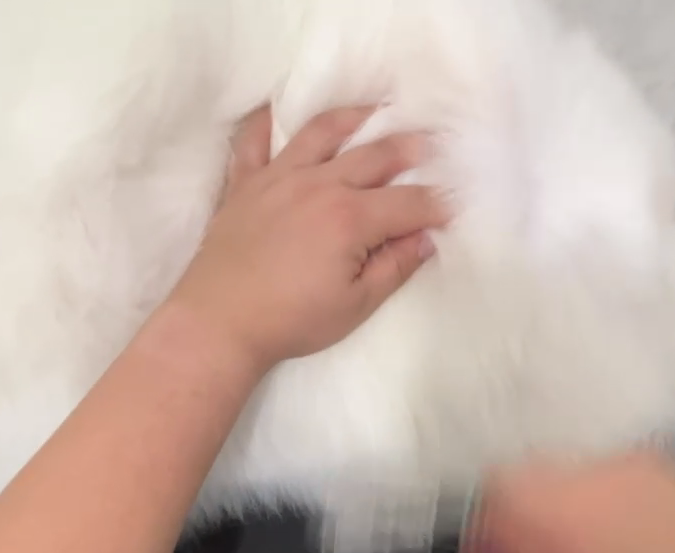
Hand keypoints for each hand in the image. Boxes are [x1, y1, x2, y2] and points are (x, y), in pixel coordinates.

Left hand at [164, 104, 450, 372]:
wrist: (221, 321)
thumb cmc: (293, 320)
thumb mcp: (356, 305)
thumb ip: (394, 268)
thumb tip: (425, 240)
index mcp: (351, 219)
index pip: (407, 204)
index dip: (436, 205)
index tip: (454, 205)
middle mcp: (319, 185)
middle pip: (374, 156)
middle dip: (409, 148)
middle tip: (432, 143)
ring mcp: (278, 177)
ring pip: (323, 132)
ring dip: (355, 117)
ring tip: (375, 110)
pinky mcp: (245, 183)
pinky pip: (255, 139)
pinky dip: (266, 121)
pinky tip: (276, 111)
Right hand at [459, 451, 674, 552]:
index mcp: (547, 502)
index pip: (494, 482)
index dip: (488, 512)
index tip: (494, 541)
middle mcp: (577, 465)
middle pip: (526, 464)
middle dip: (521, 497)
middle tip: (532, 538)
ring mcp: (615, 453)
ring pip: (564, 459)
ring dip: (557, 487)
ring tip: (577, 528)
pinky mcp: (647, 453)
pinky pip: (602, 456)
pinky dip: (593, 479)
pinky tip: (609, 512)